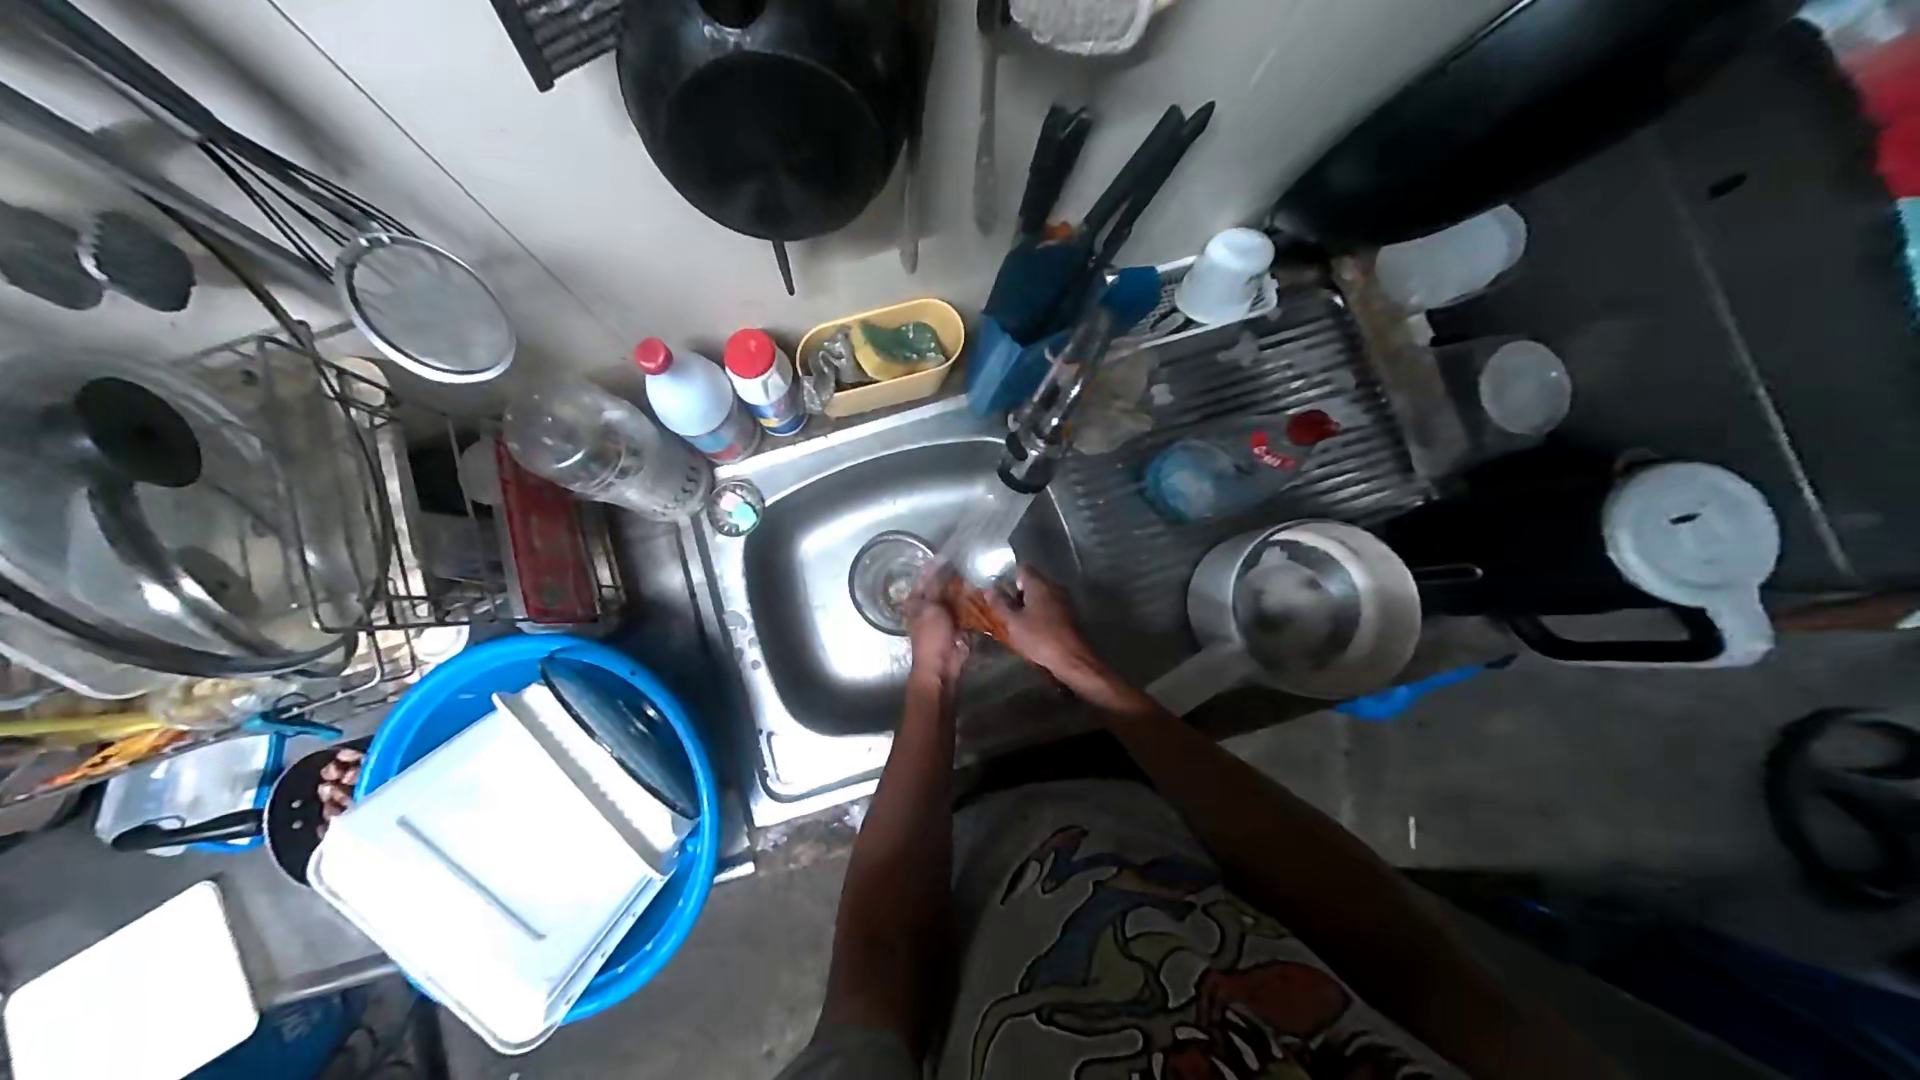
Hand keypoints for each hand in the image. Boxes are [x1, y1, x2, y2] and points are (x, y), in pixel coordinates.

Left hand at [905, 569, 970, 690]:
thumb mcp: (932, 607)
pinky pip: (965, 612)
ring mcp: (942, 617)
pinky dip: (972, 605)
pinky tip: (981, 594)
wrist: (941, 665)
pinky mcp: (956, 627)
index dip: (935, 566)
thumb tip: (943, 566)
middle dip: (953, 578)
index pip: (925, 578)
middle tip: (968, 564)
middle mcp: (927, 607)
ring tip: (976, 576)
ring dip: (964, 590)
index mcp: (915, 602)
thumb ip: (937, 587)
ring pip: (954, 599)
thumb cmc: (931, 635)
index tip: (949, 554)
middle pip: (940, 587)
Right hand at [985, 566, 1099, 682]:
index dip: (1010, 580)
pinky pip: (1050, 607)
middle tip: (1007, 612)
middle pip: (1032, 582)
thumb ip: (1000, 604)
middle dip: (1018, 595)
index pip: (1022, 569)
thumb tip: (989, 590)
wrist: (1071, 658)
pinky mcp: (1069, 614)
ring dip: (1029, 606)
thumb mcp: (1013, 622)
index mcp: (1039, 584)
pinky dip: (1041, 614)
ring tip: (1018, 623)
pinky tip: (1034, 630)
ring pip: (1042, 595)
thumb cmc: (1039, 637)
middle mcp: (1054, 587)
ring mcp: (1064, 600)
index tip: (1002, 596)